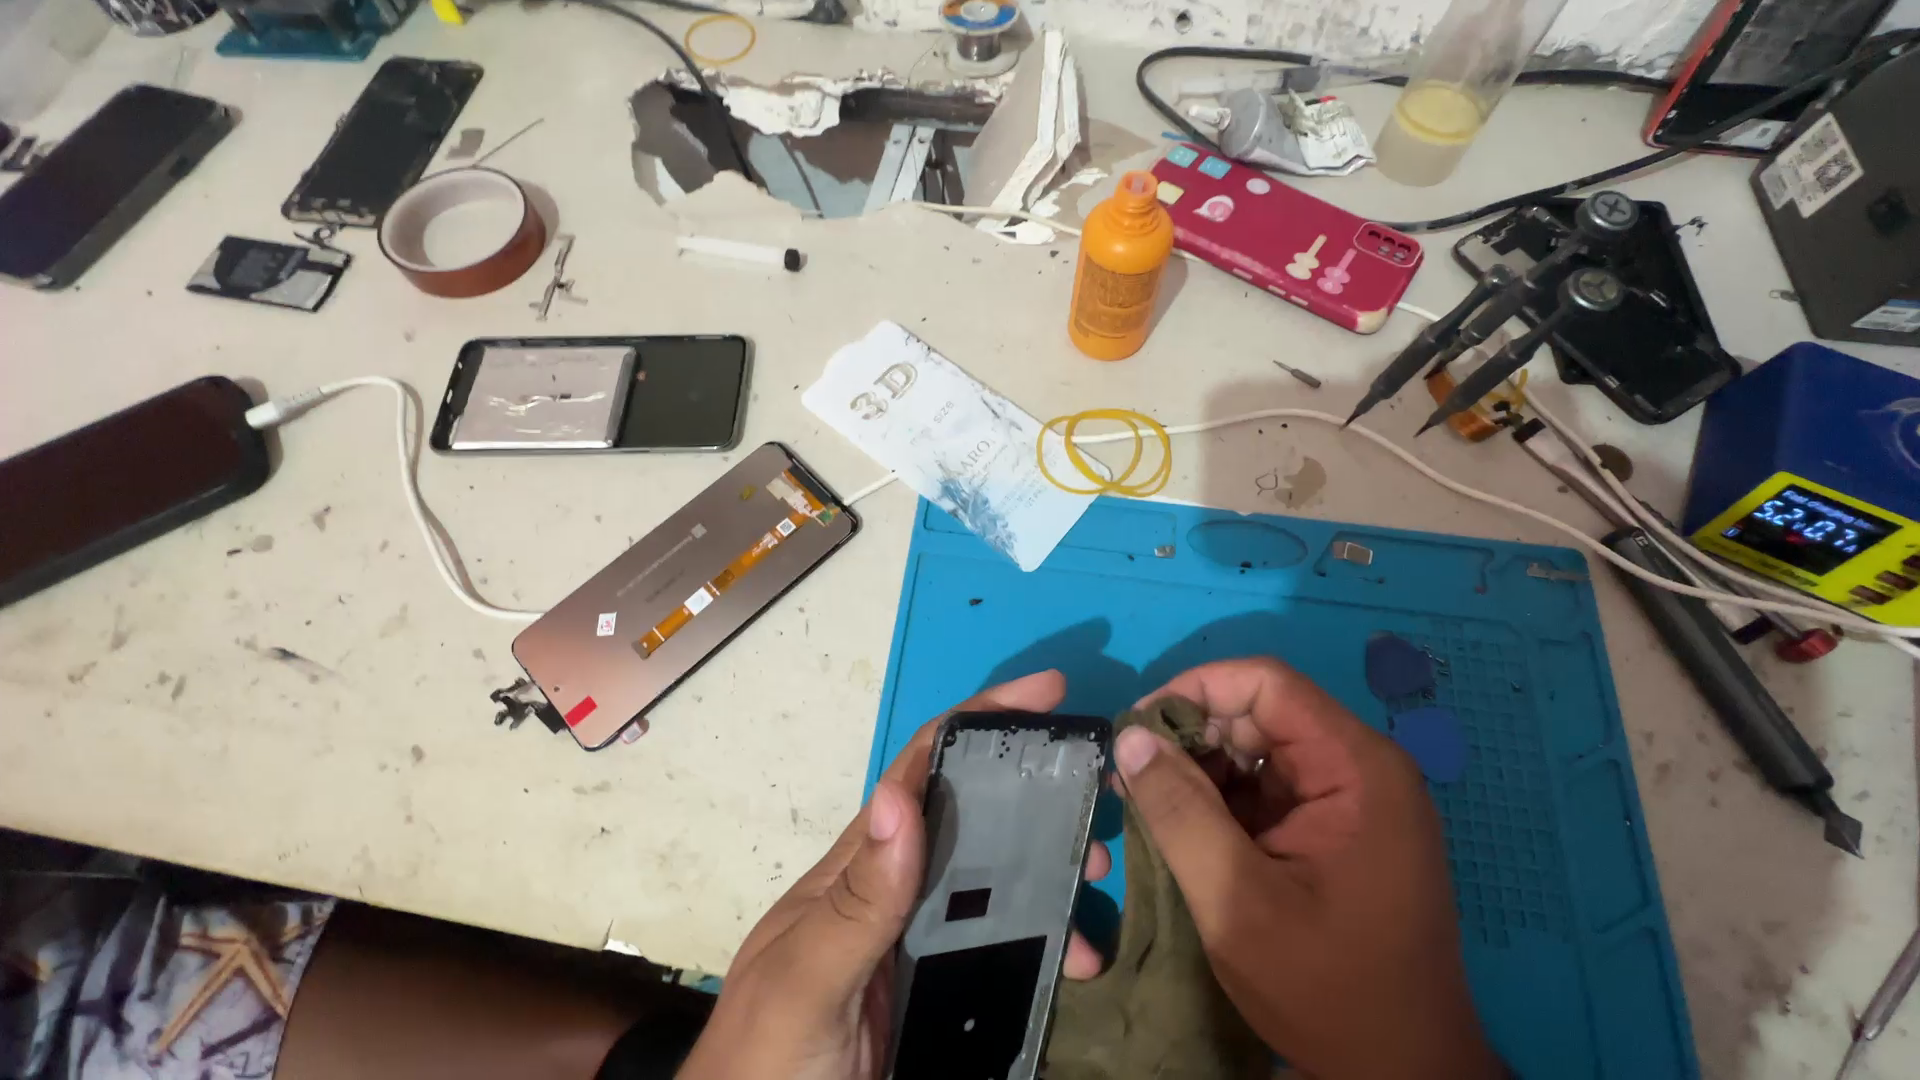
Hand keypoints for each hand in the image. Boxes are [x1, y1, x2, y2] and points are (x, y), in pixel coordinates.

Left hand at [677, 669, 1110, 1079]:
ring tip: (1094, 884)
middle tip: (1099, 800)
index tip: (1050, 690)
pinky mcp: (948, 989)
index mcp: (863, 865)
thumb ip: (854, 902)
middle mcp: (900, 889)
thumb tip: (901, 796)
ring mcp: (924, 939)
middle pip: (977, 817)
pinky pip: (1011, 948)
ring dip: (1051, 871)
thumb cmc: (767, 1057)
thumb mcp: (804, 979)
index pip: (924, 769)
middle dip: (1038, 795)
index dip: (981, 718)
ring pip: (1002, 881)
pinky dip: (1051, 942)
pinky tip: (1077, 959)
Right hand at [1114, 657, 1500, 1079]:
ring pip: (1254, 751)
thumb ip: (1180, 812)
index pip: (1266, 685)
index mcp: (1355, 769)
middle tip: (1132, 776)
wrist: (1399, 1075)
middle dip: (1191, 736)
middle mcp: (1357, 769)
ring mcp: (1346, 801)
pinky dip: (1216, 800)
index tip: (1139, 729)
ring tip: (1148, 806)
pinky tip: (1181, 828)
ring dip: (1198, 770)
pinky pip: (1262, 789)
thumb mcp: (1237, 901)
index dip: (1196, 690)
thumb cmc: (1328, 989)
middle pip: (1258, 714)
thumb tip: (1130, 737)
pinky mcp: (1329, 829)